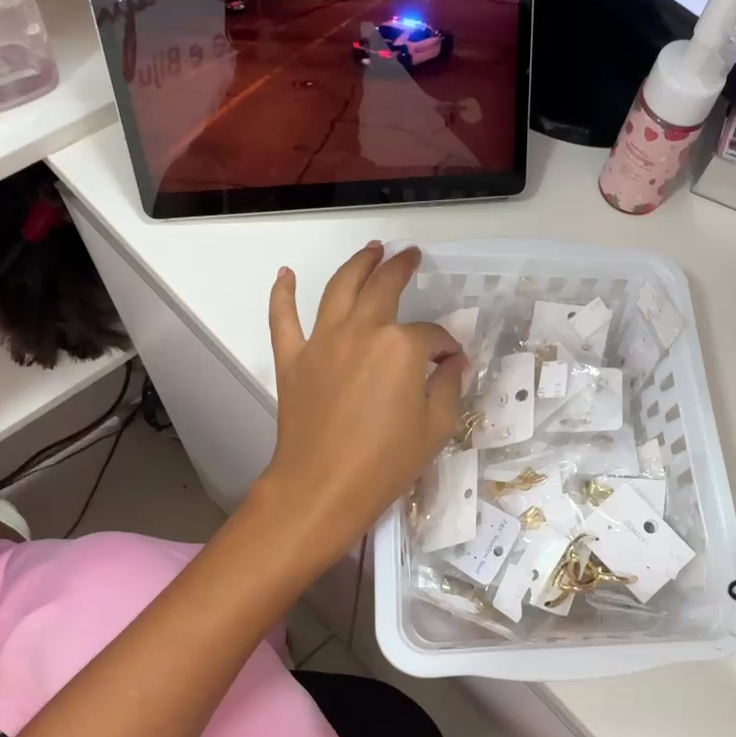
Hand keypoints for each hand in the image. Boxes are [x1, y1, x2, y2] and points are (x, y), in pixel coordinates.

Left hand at [253, 242, 466, 555]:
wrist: (323, 486)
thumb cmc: (386, 462)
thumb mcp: (436, 427)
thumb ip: (449, 386)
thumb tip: (453, 363)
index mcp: (401, 346)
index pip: (431, 336)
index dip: (446, 347)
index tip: (451, 362)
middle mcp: (361, 330)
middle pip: (383, 288)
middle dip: (401, 268)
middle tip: (410, 256)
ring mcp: (322, 341)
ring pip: (339, 288)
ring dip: (357, 263)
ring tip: (371, 249)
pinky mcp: (293, 359)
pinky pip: (283, 317)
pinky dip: (282, 293)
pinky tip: (285, 274)